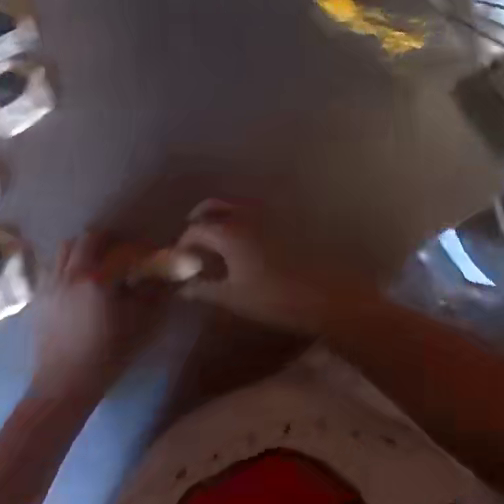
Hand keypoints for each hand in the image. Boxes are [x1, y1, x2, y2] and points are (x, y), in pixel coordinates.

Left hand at [30, 231, 172, 402]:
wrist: (63, 385)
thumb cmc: (106, 355)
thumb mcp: (138, 324)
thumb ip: (154, 294)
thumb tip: (167, 275)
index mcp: (97, 279)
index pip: (121, 249)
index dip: (139, 247)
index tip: (149, 253)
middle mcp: (71, 274)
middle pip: (88, 238)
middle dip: (108, 240)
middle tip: (122, 251)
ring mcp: (51, 284)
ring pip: (66, 248)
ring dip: (84, 248)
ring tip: (98, 262)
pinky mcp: (40, 297)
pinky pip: (54, 266)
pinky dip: (68, 264)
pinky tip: (79, 282)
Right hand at [176, 199, 345, 333]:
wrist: (323, 294)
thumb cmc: (273, 298)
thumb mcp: (233, 297)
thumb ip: (204, 289)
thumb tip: (183, 289)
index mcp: (228, 231)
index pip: (195, 229)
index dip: (183, 244)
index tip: (180, 260)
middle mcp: (245, 215)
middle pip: (213, 205)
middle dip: (199, 218)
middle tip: (193, 240)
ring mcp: (267, 214)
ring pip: (234, 204)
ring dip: (220, 215)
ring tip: (216, 240)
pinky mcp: (284, 218)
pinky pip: (253, 211)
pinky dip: (240, 217)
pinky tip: (242, 241)